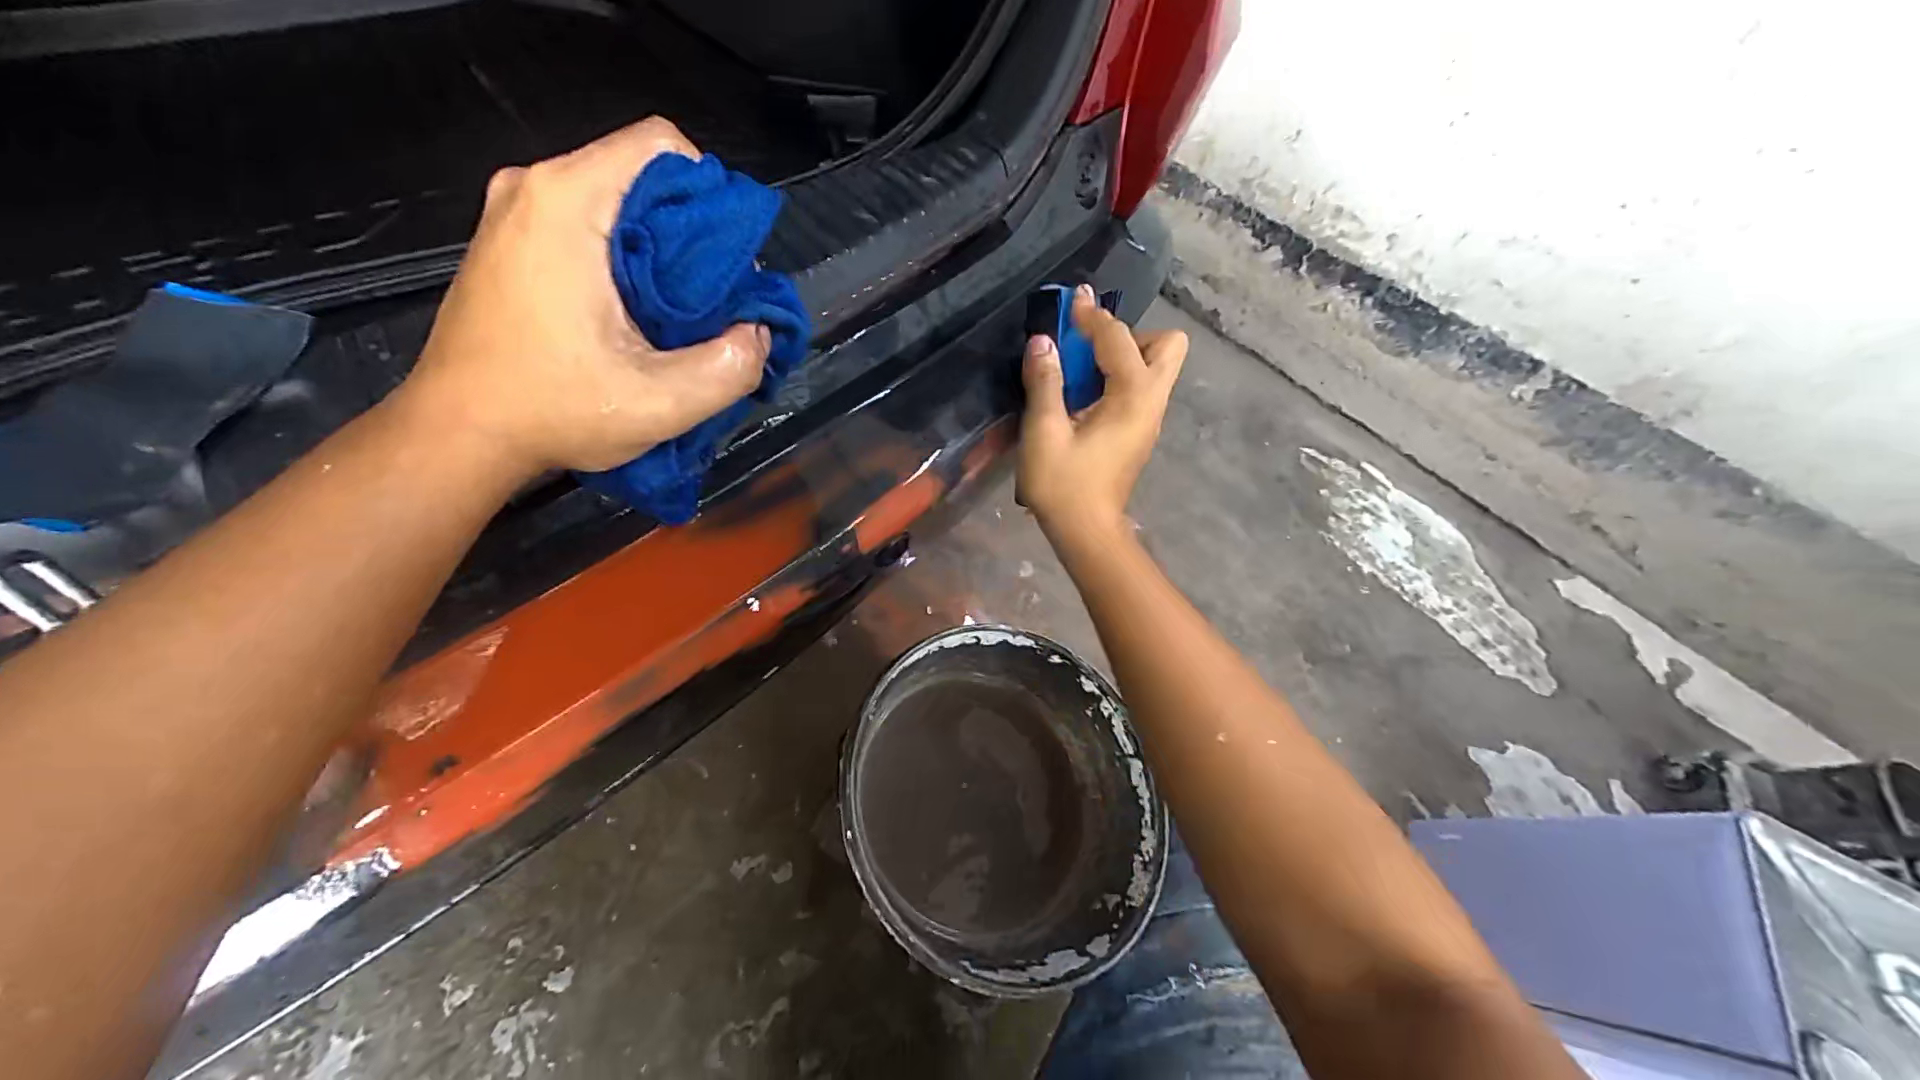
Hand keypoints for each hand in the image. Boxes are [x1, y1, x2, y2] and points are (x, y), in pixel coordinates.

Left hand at [396, 117, 770, 478]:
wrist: (459, 435)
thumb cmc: (552, 411)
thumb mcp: (662, 403)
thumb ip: (733, 366)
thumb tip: (758, 332)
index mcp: (567, 202)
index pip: (664, 146)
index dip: (713, 197)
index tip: (728, 265)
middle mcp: (534, 189)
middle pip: (643, 175)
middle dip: (692, 233)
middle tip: (713, 302)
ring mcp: (515, 214)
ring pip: (618, 203)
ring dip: (663, 252)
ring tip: (679, 315)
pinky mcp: (510, 243)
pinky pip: (588, 225)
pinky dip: (627, 260)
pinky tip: (637, 316)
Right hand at [1017, 285, 1186, 543]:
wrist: (1086, 532)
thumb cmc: (1063, 485)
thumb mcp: (1044, 432)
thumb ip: (1045, 381)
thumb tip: (1042, 341)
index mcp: (1133, 397)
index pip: (1118, 338)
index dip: (1091, 316)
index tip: (1070, 301)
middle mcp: (1152, 402)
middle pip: (1166, 345)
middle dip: (1128, 335)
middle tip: (1088, 350)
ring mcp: (1150, 419)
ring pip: (1157, 366)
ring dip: (1123, 355)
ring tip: (1081, 370)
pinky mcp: (1140, 432)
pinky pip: (1140, 387)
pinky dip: (1118, 376)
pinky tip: (1084, 395)